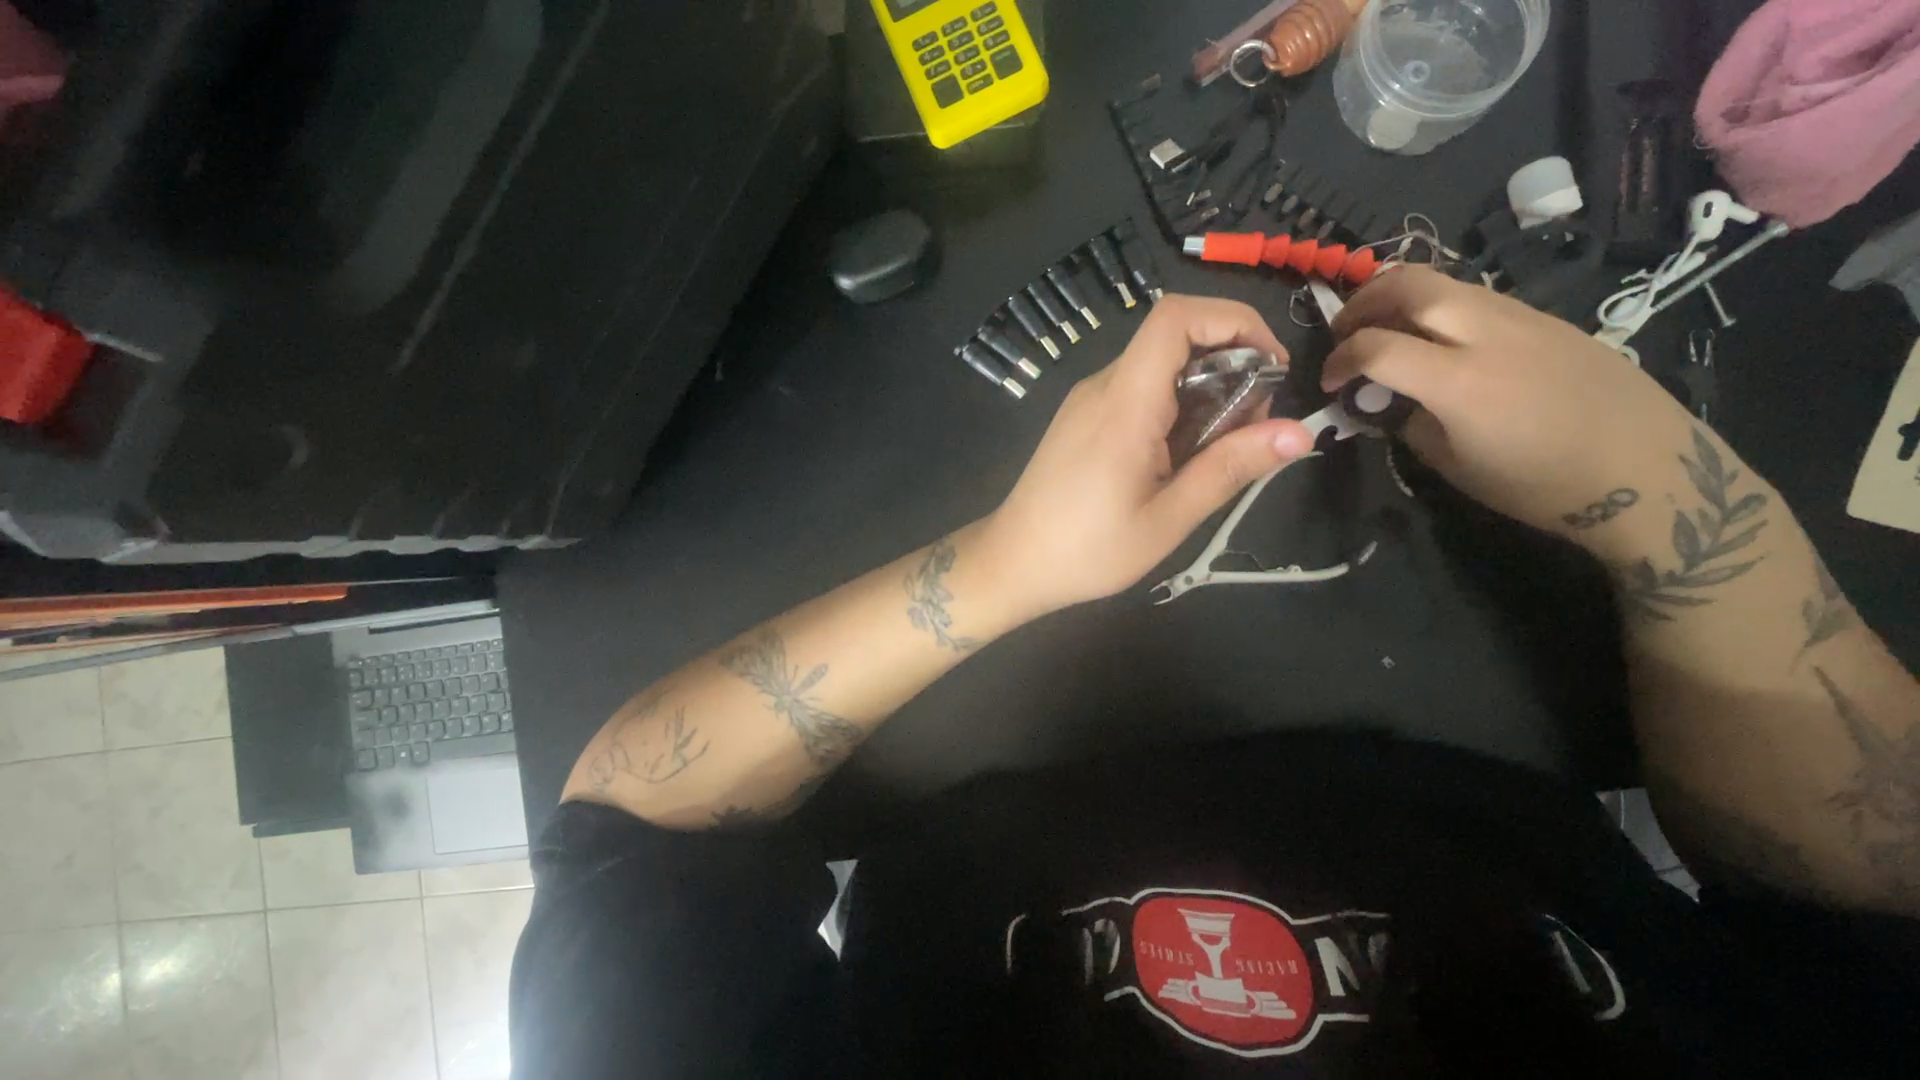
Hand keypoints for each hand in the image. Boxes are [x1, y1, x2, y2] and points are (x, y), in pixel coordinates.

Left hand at [980, 295, 1314, 616]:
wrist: (1012, 563)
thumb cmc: (1087, 550)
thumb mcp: (1169, 518)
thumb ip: (1230, 468)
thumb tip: (1300, 434)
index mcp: (1124, 403)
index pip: (1175, 317)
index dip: (1233, 321)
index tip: (1270, 366)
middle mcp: (1103, 387)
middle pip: (1175, 340)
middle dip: (1231, 367)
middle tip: (1252, 429)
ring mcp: (1089, 400)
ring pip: (1160, 367)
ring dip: (1206, 392)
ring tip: (1222, 450)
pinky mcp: (1084, 417)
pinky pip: (1140, 391)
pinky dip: (1176, 407)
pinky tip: (1183, 458)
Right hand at [1321, 267, 1697, 550]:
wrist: (1644, 469)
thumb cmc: (1540, 483)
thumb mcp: (1454, 466)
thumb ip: (1410, 423)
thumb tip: (1388, 402)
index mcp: (1457, 379)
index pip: (1373, 346)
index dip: (1338, 361)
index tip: (1329, 382)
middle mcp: (1484, 332)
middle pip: (1405, 284)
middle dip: (1361, 303)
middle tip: (1345, 333)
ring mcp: (1518, 316)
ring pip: (1441, 281)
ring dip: (1399, 298)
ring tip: (1385, 330)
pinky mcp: (1542, 317)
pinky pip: (1475, 297)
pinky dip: (1438, 308)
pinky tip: (1438, 341)